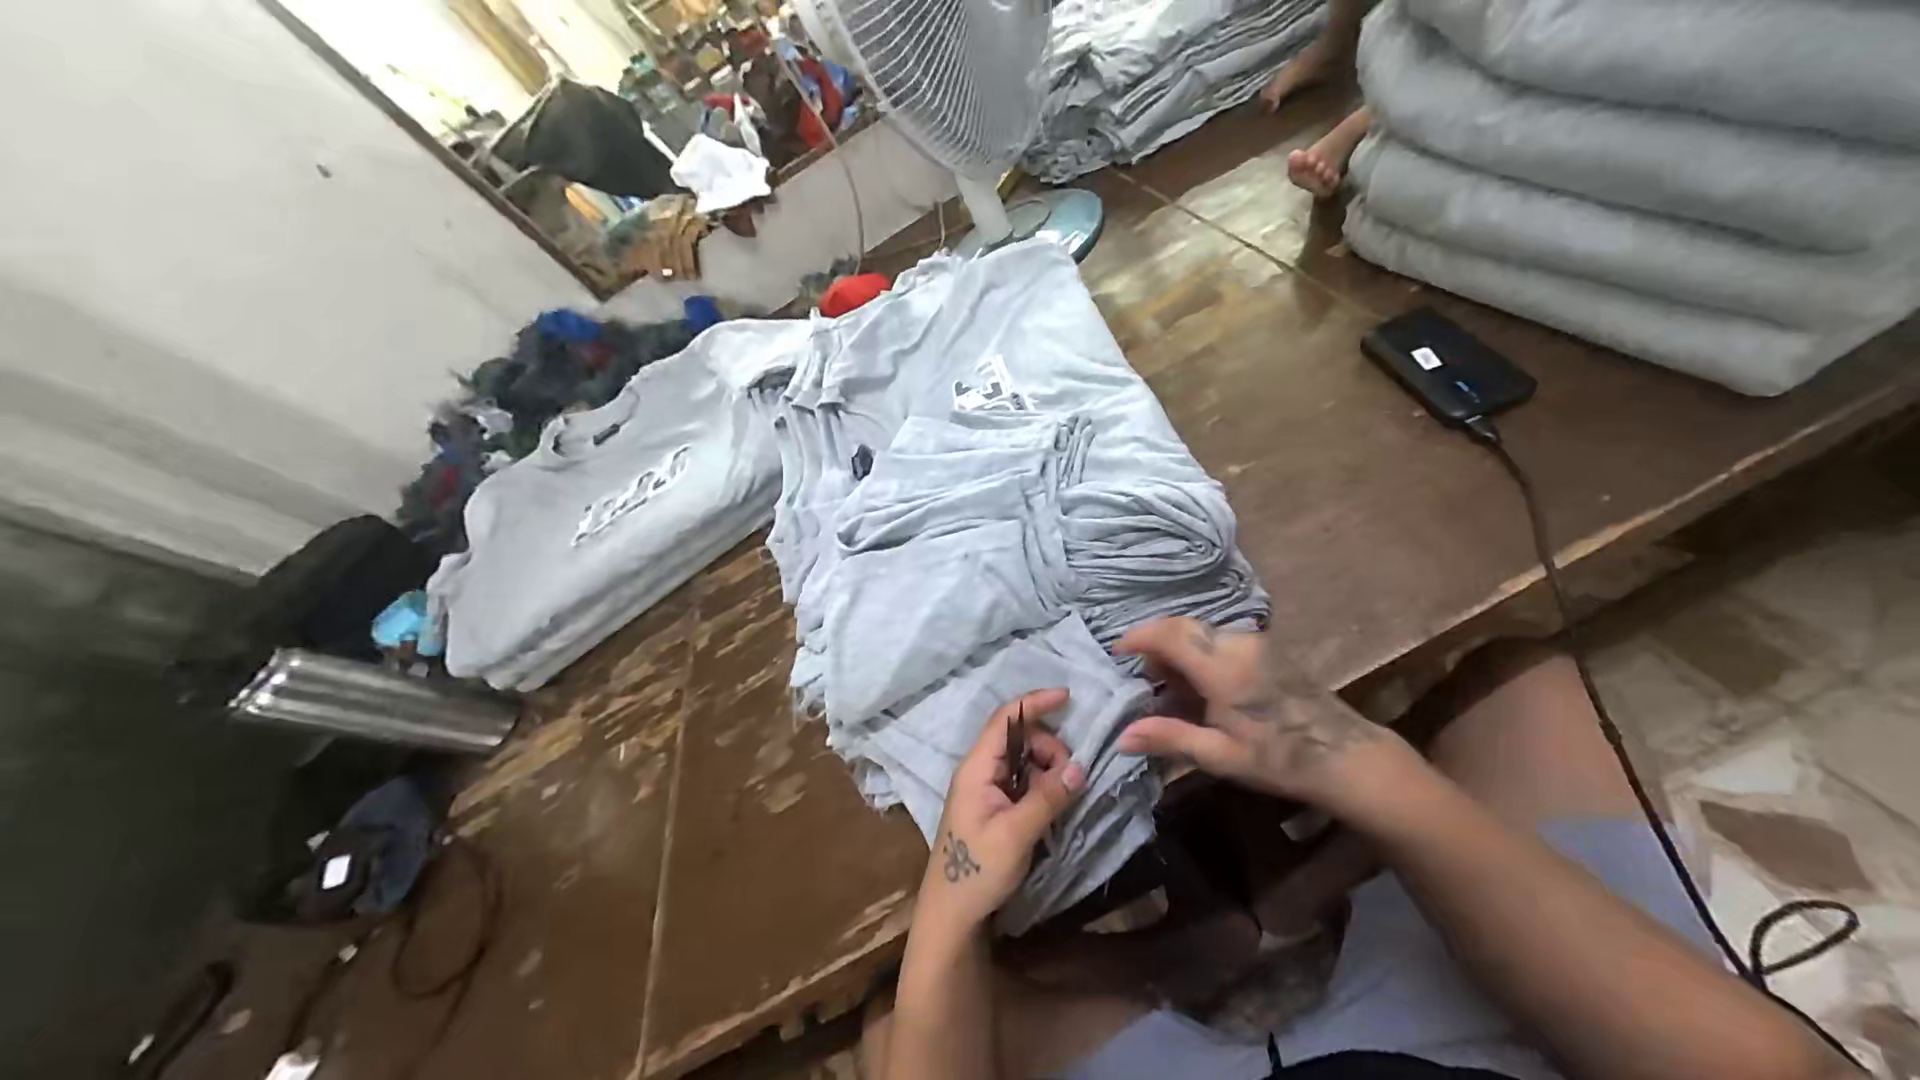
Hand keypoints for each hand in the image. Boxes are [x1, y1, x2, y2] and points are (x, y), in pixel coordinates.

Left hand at [917, 688, 1087, 932]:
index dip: (1034, 703)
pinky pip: (1024, 781)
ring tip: (1061, 799)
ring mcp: (987, 788)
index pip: (1005, 719)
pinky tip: (1053, 806)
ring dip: (1048, 769)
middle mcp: (981, 770)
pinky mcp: (995, 805)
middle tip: (1070, 779)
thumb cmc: (977, 870)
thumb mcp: (1016, 834)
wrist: (952, 913)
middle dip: (1050, 747)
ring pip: (1025, 760)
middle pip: (1021, 738)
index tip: (1067, 697)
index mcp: (977, 767)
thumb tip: (1081, 766)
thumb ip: (1047, 797)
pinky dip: (1043, 786)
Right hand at [1116, 617, 1408, 809]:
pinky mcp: (1265, 648)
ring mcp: (1254, 642)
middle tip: (1142, 679)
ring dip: (1177, 650)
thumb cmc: (1280, 759)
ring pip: (1199, 631)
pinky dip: (1197, 653)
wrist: (1347, 757)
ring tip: (1168, 688)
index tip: (1116, 652)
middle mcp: (1237, 643)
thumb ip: (1169, 738)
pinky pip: (1218, 638)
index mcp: (1223, 667)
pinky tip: (1198, 686)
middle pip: (1182, 627)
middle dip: (1155, 645)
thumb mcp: (1220, 755)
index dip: (1138, 637)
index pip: (1169, 634)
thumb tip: (1121, 737)